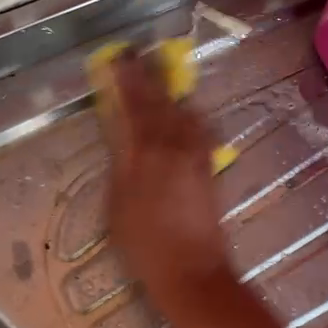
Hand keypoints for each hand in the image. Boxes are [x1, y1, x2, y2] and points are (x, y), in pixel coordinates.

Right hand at [97, 55, 230, 300]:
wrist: (192, 272)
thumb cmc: (145, 243)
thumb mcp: (118, 203)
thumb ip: (121, 162)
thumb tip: (122, 133)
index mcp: (147, 152)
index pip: (134, 105)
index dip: (127, 79)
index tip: (119, 57)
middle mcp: (174, 146)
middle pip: (161, 102)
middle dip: (150, 77)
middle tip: (140, 56)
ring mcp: (196, 156)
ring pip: (184, 113)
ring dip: (171, 93)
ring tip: (162, 79)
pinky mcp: (209, 169)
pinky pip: (199, 130)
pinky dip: (189, 116)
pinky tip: (188, 115)